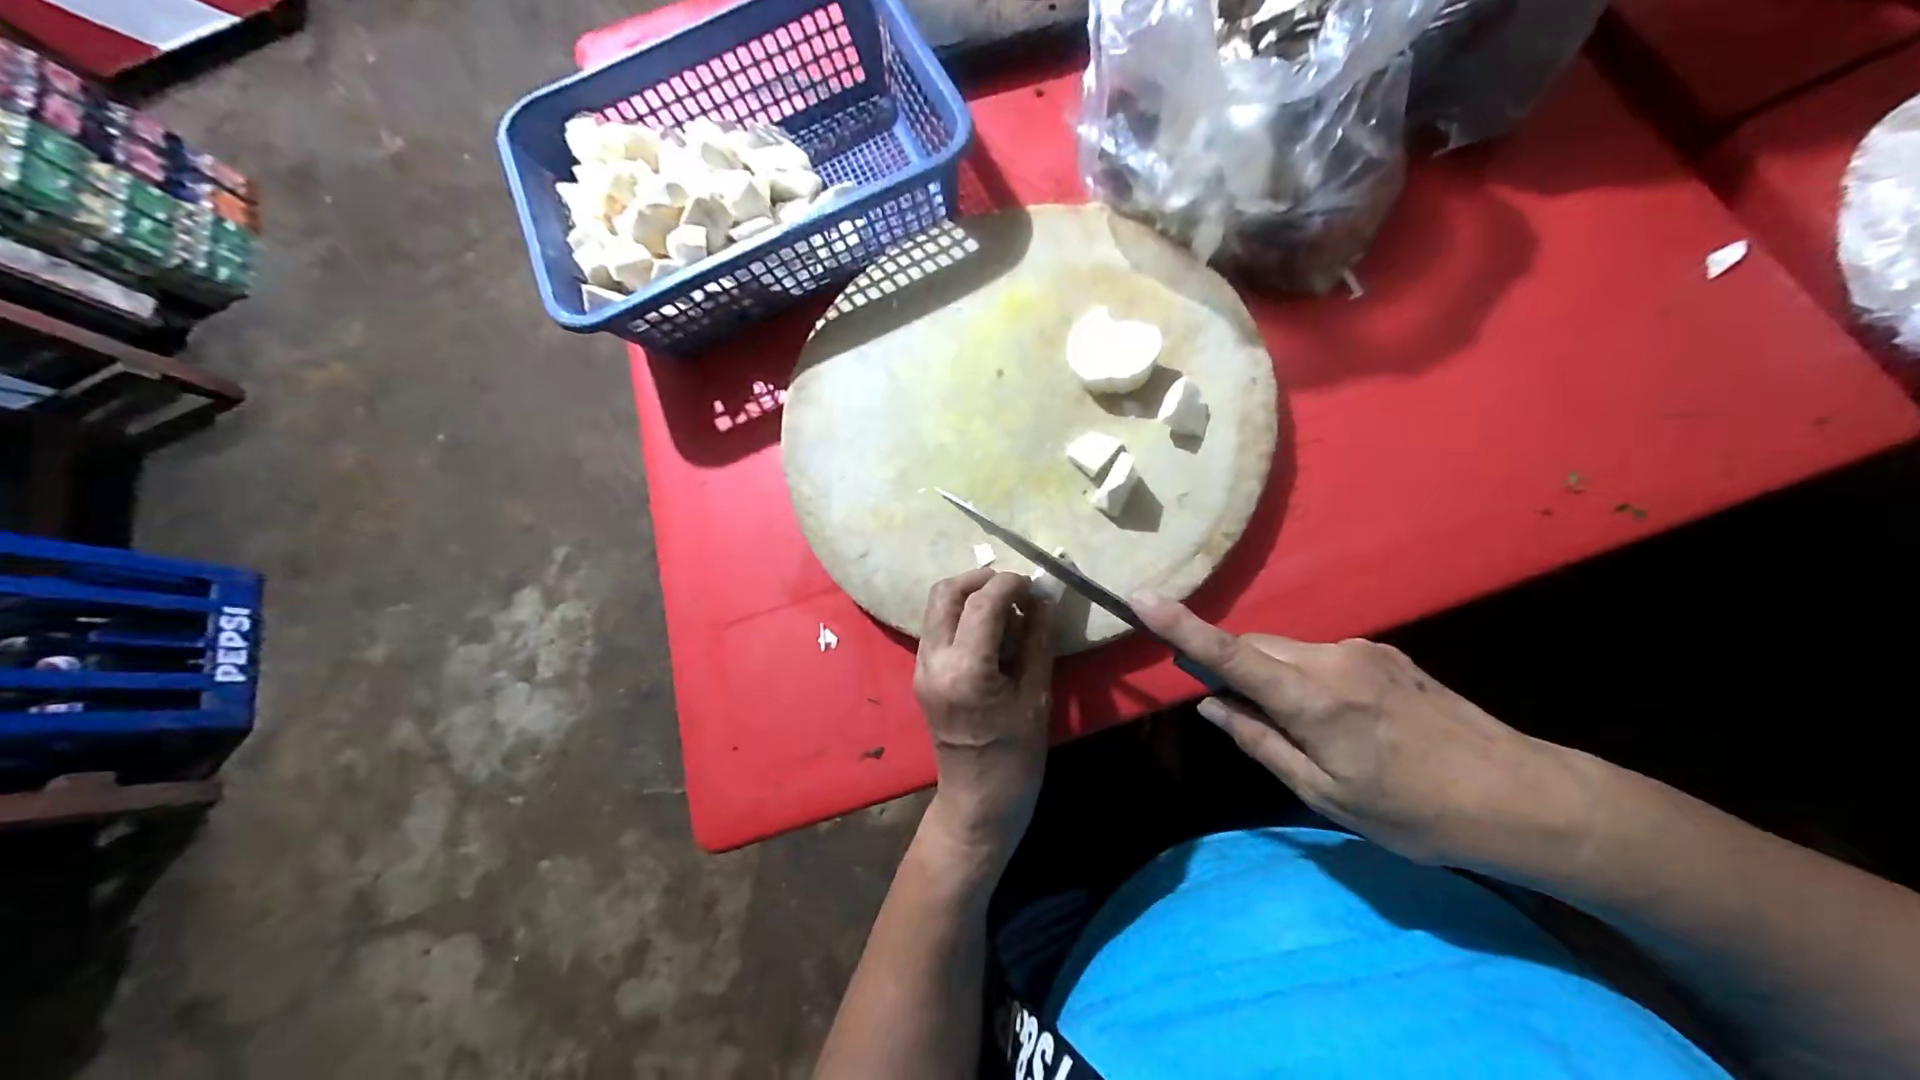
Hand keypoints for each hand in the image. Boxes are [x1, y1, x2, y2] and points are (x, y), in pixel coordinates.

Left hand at [913, 569, 1055, 866]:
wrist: (978, 801)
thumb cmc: (1016, 757)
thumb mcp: (1037, 697)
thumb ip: (1038, 641)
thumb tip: (1044, 599)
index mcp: (965, 670)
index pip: (982, 603)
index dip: (1010, 583)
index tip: (1034, 584)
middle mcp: (934, 661)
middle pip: (946, 593)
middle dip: (981, 579)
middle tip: (1015, 588)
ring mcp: (922, 667)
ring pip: (936, 606)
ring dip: (969, 594)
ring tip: (1005, 605)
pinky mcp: (921, 673)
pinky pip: (937, 627)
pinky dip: (961, 614)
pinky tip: (990, 628)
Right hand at [1134, 594, 1596, 871]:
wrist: (1524, 797)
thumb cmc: (1415, 812)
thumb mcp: (1325, 795)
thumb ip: (1260, 742)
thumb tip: (1211, 704)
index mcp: (1314, 699)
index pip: (1231, 655)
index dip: (1181, 627)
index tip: (1141, 598)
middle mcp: (1334, 659)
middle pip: (1256, 646)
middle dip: (1233, 667)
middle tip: (1234, 711)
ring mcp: (1363, 650)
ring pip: (1287, 650)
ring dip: (1271, 676)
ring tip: (1303, 732)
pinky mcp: (1384, 653)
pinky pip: (1319, 656)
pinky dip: (1302, 677)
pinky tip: (1337, 720)